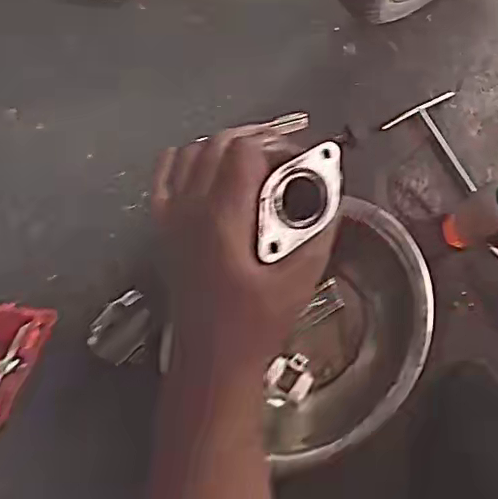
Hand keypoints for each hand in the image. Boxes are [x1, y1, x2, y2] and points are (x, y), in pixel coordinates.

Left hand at [151, 126, 336, 362]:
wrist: (211, 361)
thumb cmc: (253, 325)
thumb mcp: (302, 277)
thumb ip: (320, 228)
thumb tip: (331, 194)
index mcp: (221, 219)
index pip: (246, 151)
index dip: (282, 144)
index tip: (307, 160)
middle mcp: (189, 211)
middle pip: (220, 143)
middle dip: (262, 137)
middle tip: (294, 152)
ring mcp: (171, 218)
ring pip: (194, 151)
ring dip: (231, 145)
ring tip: (265, 156)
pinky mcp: (166, 229)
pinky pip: (169, 174)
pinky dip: (193, 158)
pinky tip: (216, 168)